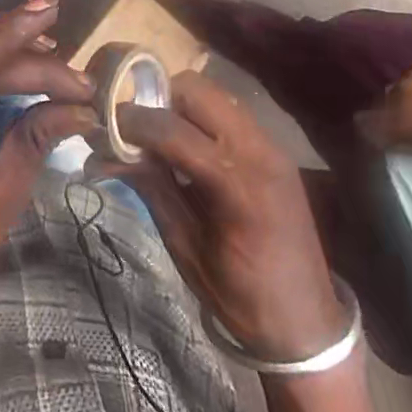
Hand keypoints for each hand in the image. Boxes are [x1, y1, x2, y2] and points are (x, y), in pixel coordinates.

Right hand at [107, 73, 347, 361]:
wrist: (306, 321)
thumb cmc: (240, 296)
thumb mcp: (185, 245)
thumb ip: (151, 188)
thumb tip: (107, 155)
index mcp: (237, 185)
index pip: (172, 129)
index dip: (132, 124)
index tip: (104, 131)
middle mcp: (259, 151)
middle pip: (195, 90)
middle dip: (157, 102)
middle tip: (134, 133)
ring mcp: (271, 145)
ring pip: (212, 95)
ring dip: (178, 107)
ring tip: (157, 141)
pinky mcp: (274, 149)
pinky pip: (228, 113)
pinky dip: (199, 119)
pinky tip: (186, 150)